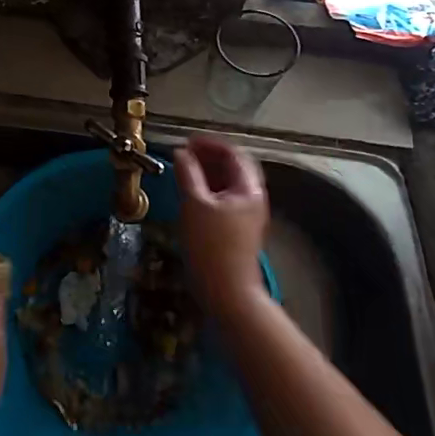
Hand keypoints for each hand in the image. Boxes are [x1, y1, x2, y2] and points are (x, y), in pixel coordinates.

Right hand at [175, 135, 270, 316]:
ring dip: (208, 173)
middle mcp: (253, 198)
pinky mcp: (239, 229)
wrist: (228, 293)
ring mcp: (247, 215)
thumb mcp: (194, 205)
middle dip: (209, 157)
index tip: (187, 141)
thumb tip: (181, 153)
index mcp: (248, 188)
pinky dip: (209, 189)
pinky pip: (225, 199)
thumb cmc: (211, 247)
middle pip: (233, 167)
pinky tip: (192, 193)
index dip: (210, 144)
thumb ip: (188, 174)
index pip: (233, 153)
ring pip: (228, 183)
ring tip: (184, 170)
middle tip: (185, 153)